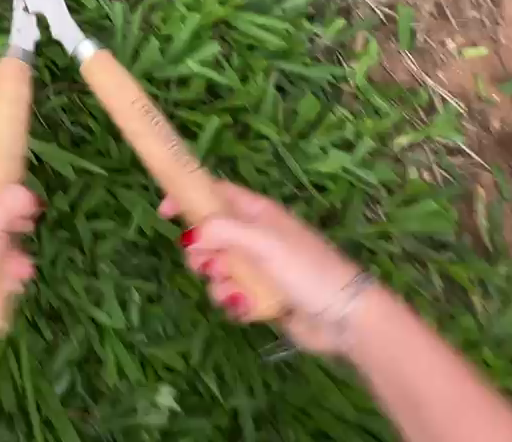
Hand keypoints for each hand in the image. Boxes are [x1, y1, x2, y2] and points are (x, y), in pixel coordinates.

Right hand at [160, 182, 365, 352]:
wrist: (347, 319)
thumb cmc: (306, 268)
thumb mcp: (262, 241)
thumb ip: (220, 231)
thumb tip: (188, 235)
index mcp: (255, 212)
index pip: (212, 192)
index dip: (186, 197)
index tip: (164, 212)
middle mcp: (253, 235)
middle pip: (207, 233)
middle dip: (200, 251)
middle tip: (206, 264)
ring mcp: (256, 266)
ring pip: (214, 267)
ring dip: (217, 280)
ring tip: (233, 291)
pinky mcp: (260, 296)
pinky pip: (230, 293)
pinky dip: (233, 301)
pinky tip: (247, 308)